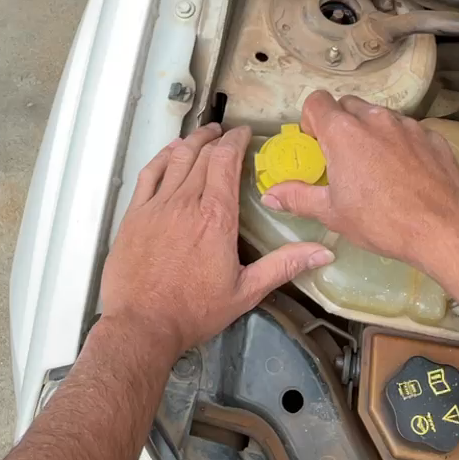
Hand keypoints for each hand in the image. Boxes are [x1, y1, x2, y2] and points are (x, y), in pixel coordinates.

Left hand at [99, 124, 334, 365]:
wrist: (141, 325)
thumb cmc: (193, 311)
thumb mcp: (246, 291)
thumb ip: (284, 266)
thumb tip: (323, 251)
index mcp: (216, 217)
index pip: (226, 161)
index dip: (237, 141)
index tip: (245, 134)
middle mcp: (187, 202)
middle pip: (203, 155)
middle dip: (218, 139)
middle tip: (227, 134)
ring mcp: (157, 205)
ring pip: (177, 158)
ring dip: (193, 141)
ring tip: (204, 134)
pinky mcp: (135, 214)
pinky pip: (149, 173)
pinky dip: (163, 156)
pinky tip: (171, 151)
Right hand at [261, 91, 458, 275]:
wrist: (443, 227)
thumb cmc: (381, 220)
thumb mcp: (332, 213)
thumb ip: (297, 197)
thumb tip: (269, 194)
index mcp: (343, 132)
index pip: (317, 101)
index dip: (312, 120)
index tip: (317, 146)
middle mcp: (374, 118)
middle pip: (348, 105)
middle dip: (341, 124)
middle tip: (343, 158)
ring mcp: (407, 125)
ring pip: (379, 116)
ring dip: (371, 133)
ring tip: (376, 167)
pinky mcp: (432, 136)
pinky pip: (408, 131)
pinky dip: (401, 144)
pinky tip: (406, 174)